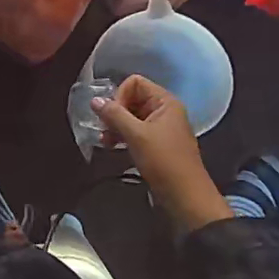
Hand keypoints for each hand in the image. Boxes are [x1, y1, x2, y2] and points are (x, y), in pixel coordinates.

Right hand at [92, 75, 232, 231]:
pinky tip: (112, 146)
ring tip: (105, 141)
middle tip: (104, 129)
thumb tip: (94, 100)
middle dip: (115, 112)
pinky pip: (134, 131)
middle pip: (132, 98)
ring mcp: (160, 128)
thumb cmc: (163, 161)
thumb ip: (114, 115)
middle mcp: (163, 111)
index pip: (135, 83)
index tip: (112, 115)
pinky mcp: (155, 143)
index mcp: (165, 102)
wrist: (184, 195)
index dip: (120, 96)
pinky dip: (122, 136)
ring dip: (116, 125)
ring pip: (131, 116)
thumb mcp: (136, 135)